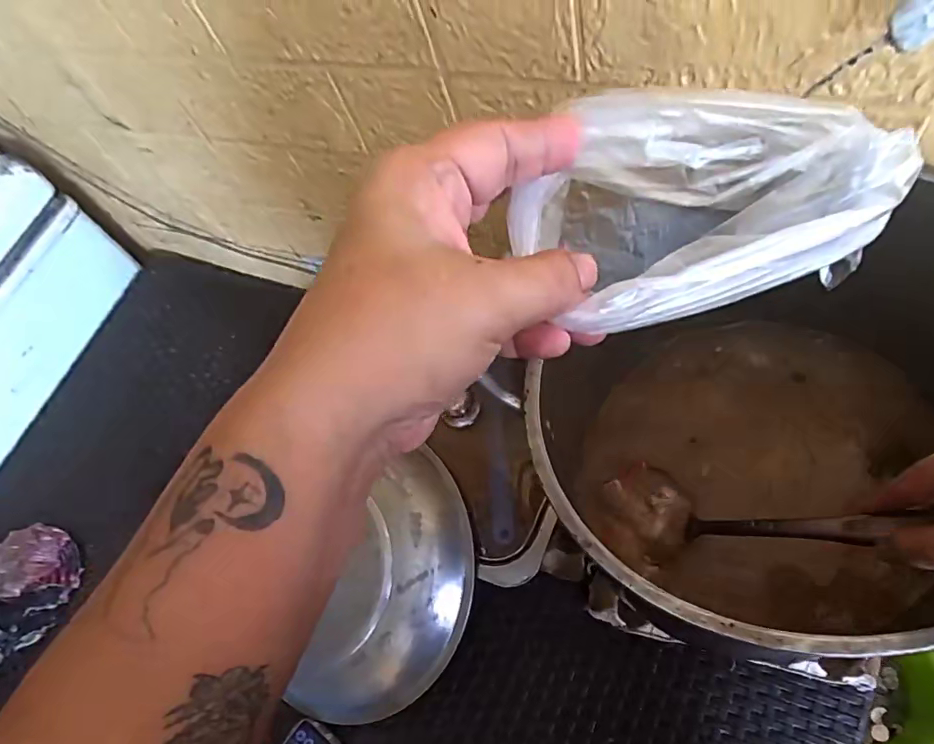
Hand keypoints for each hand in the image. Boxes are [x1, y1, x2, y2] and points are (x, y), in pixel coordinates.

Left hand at [272, 116, 602, 451]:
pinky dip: (520, 327)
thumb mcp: (485, 300)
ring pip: (497, 272)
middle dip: (547, 226)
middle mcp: (416, 223)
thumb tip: (586, 270)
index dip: (540, 142)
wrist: (340, 414)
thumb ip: (545, 280)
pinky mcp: (427, 325)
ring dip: (543, 295)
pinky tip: (554, 344)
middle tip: (594, 214)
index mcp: (417, 187)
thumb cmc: (399, 336)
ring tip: (589, 315)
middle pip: (497, 210)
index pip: (491, 147)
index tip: (582, 138)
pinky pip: (486, 314)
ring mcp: (421, 277)